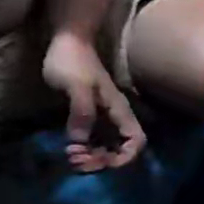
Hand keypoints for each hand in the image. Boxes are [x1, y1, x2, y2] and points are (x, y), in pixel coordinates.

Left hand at [42, 33, 144, 171]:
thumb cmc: (72, 61)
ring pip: (107, 146)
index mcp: (119, 111)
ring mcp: (103, 118)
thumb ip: (82, 112)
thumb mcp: (76, 86)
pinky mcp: (90, 116)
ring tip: (71, 157)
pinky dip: (85, 149)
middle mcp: (115, 118)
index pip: (135, 141)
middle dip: (102, 161)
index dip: (125, 157)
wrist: (67, 41)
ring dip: (92, 157)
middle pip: (121, 149)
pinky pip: (94, 140)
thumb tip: (81, 141)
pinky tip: (70, 148)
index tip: (104, 163)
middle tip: (77, 161)